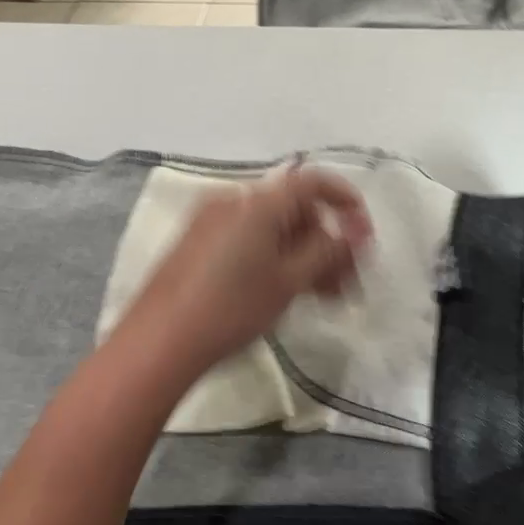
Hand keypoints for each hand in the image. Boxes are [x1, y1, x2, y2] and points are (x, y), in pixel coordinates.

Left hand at [113, 166, 373, 375]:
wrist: (158, 342)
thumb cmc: (231, 309)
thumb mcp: (289, 281)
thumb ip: (329, 250)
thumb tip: (359, 229)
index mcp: (259, 201)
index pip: (314, 182)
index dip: (347, 202)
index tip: (365, 237)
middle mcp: (235, 199)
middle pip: (295, 208)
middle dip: (328, 242)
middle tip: (348, 283)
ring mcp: (213, 220)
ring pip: (274, 228)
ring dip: (305, 255)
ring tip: (324, 298)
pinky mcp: (199, 243)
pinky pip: (250, 239)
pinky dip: (276, 258)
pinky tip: (287, 292)